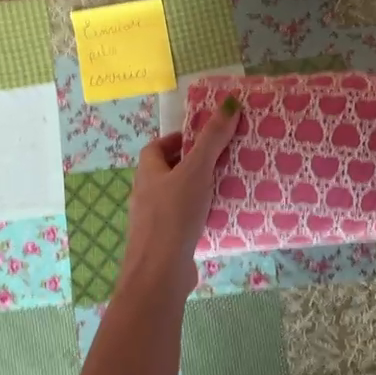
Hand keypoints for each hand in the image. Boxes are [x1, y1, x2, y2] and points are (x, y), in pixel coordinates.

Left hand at [117, 96, 241, 297]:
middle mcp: (146, 195)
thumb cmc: (174, 215)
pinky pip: (185, 222)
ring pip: (177, 198)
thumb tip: (229, 102)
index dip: (179, 140)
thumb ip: (213, 139)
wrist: (160, 272)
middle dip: (192, 165)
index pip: (157, 147)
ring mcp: (154, 222)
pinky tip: (220, 220)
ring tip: (227, 188)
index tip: (204, 139)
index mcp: (147, 173)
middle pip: (168, 172)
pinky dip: (200, 218)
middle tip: (222, 162)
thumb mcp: (197, 171)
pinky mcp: (167, 243)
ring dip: (198, 192)